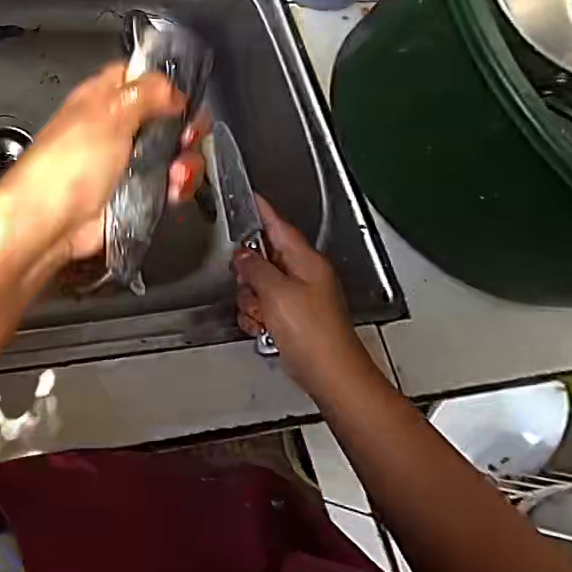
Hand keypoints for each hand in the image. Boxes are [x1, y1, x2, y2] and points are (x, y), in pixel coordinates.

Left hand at [0, 63, 206, 262]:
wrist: (48, 223)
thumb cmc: (64, 166)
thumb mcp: (110, 112)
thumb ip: (147, 91)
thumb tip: (174, 89)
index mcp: (101, 99)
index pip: (140, 77)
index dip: (166, 84)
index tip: (184, 96)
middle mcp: (113, 129)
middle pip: (165, 118)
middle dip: (184, 128)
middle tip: (183, 137)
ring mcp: (123, 164)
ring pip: (172, 154)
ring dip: (184, 162)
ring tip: (175, 171)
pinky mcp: (131, 196)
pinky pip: (166, 186)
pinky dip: (175, 188)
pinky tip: (171, 191)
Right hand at [232, 194, 359, 370]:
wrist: (329, 375)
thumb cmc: (314, 334)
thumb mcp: (276, 293)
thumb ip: (254, 268)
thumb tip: (242, 255)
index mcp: (306, 261)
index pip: (278, 226)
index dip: (261, 211)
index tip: (248, 197)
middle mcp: (303, 275)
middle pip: (262, 258)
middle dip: (248, 275)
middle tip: (250, 290)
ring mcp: (297, 296)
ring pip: (257, 285)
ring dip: (250, 300)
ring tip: (260, 315)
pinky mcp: (290, 317)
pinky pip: (261, 306)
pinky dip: (255, 316)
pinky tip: (262, 327)